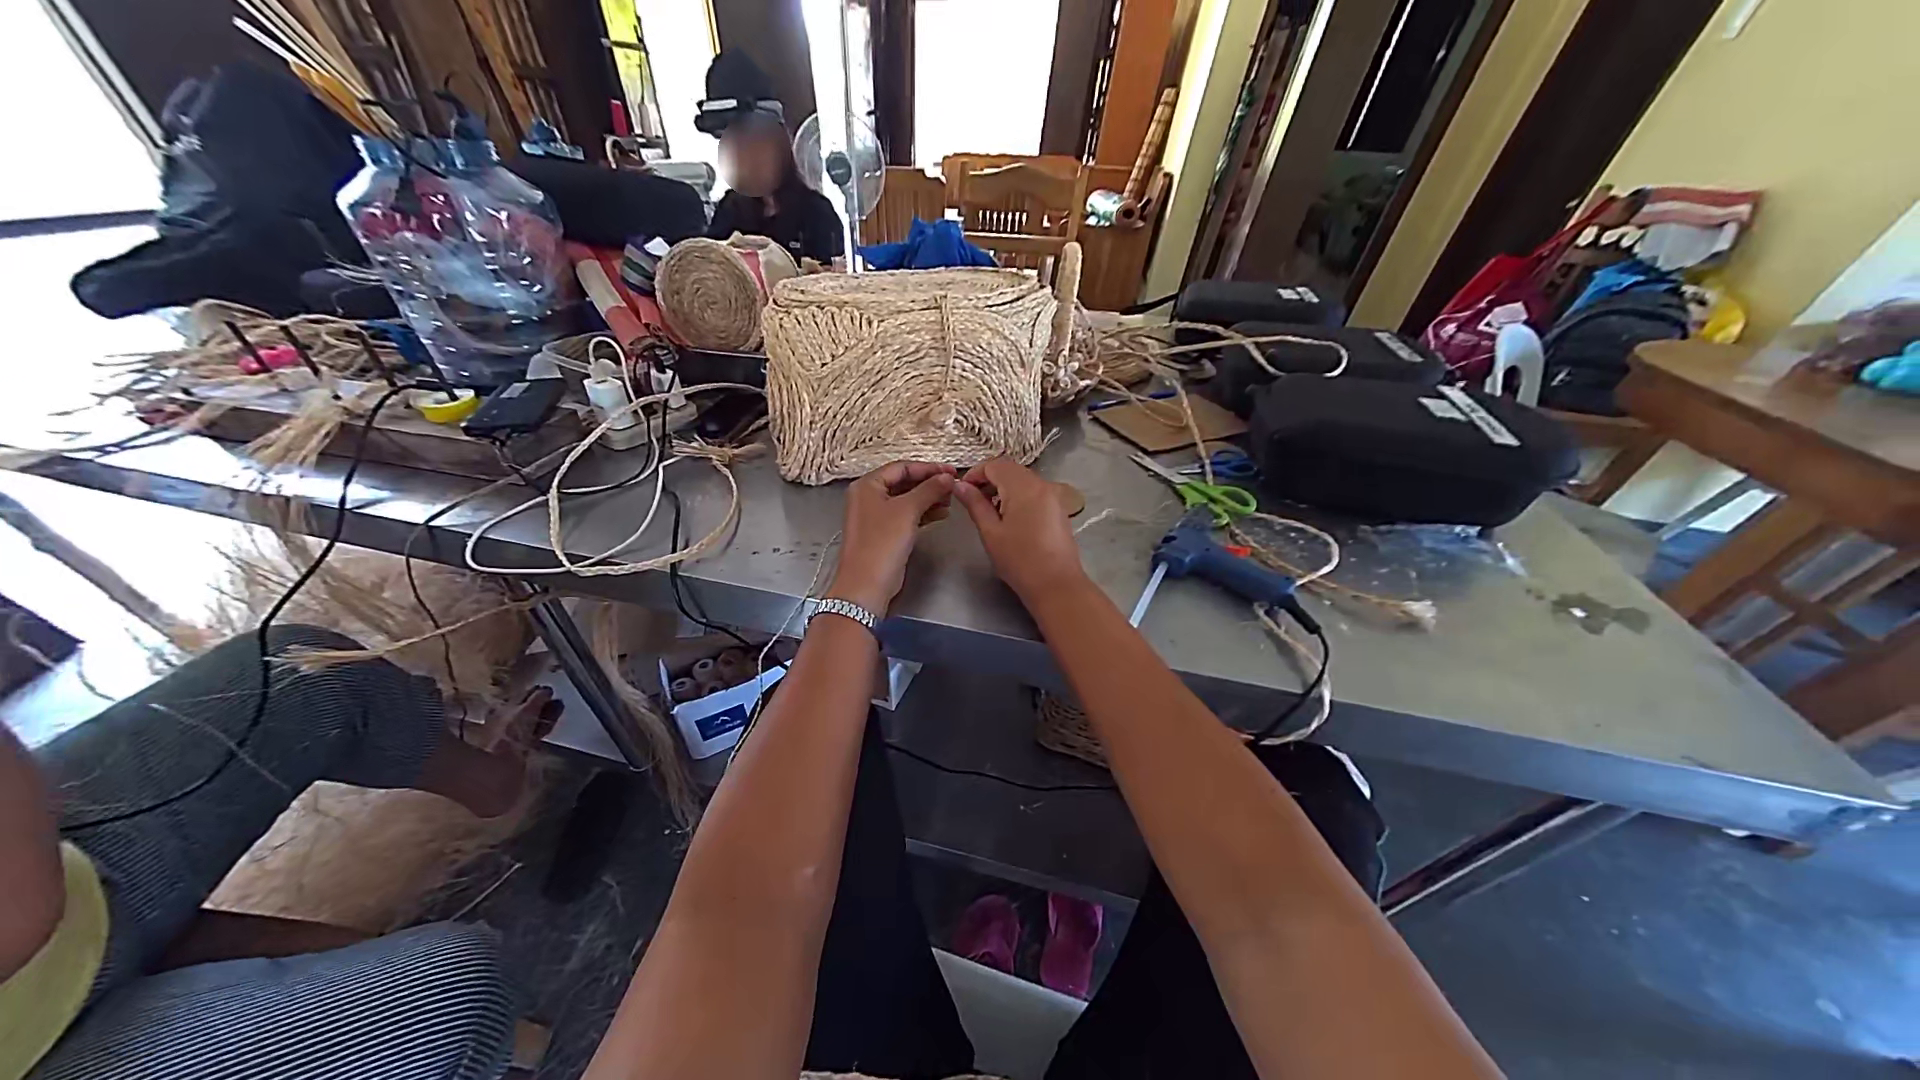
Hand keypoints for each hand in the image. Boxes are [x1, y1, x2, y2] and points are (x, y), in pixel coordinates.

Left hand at [828, 461, 956, 613]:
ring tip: (950, 500)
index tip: (950, 471)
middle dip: (929, 483)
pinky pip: (906, 515)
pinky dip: (923, 513)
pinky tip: (940, 513)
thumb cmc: (881, 543)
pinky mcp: (884, 533)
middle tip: (952, 486)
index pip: (902, 467)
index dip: (928, 468)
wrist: (867, 584)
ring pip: (906, 499)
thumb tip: (947, 477)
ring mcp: (875, 516)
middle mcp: (868, 497)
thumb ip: (929, 489)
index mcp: (867, 485)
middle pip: (904, 482)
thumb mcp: (907, 510)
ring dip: (928, 498)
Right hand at [950, 457, 1087, 602]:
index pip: (995, 465)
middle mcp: (1042, 485)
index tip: (962, 489)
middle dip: (989, 479)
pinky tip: (1009, 518)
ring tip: (989, 510)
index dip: (975, 472)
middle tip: (972, 499)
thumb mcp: (991, 532)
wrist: (1056, 584)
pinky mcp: (1058, 509)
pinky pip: (1034, 492)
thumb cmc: (1019, 560)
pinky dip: (1018, 496)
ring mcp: (1054, 496)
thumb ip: (975, 504)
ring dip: (1003, 487)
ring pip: (1023, 480)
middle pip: (1011, 469)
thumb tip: (960, 485)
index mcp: (1024, 487)